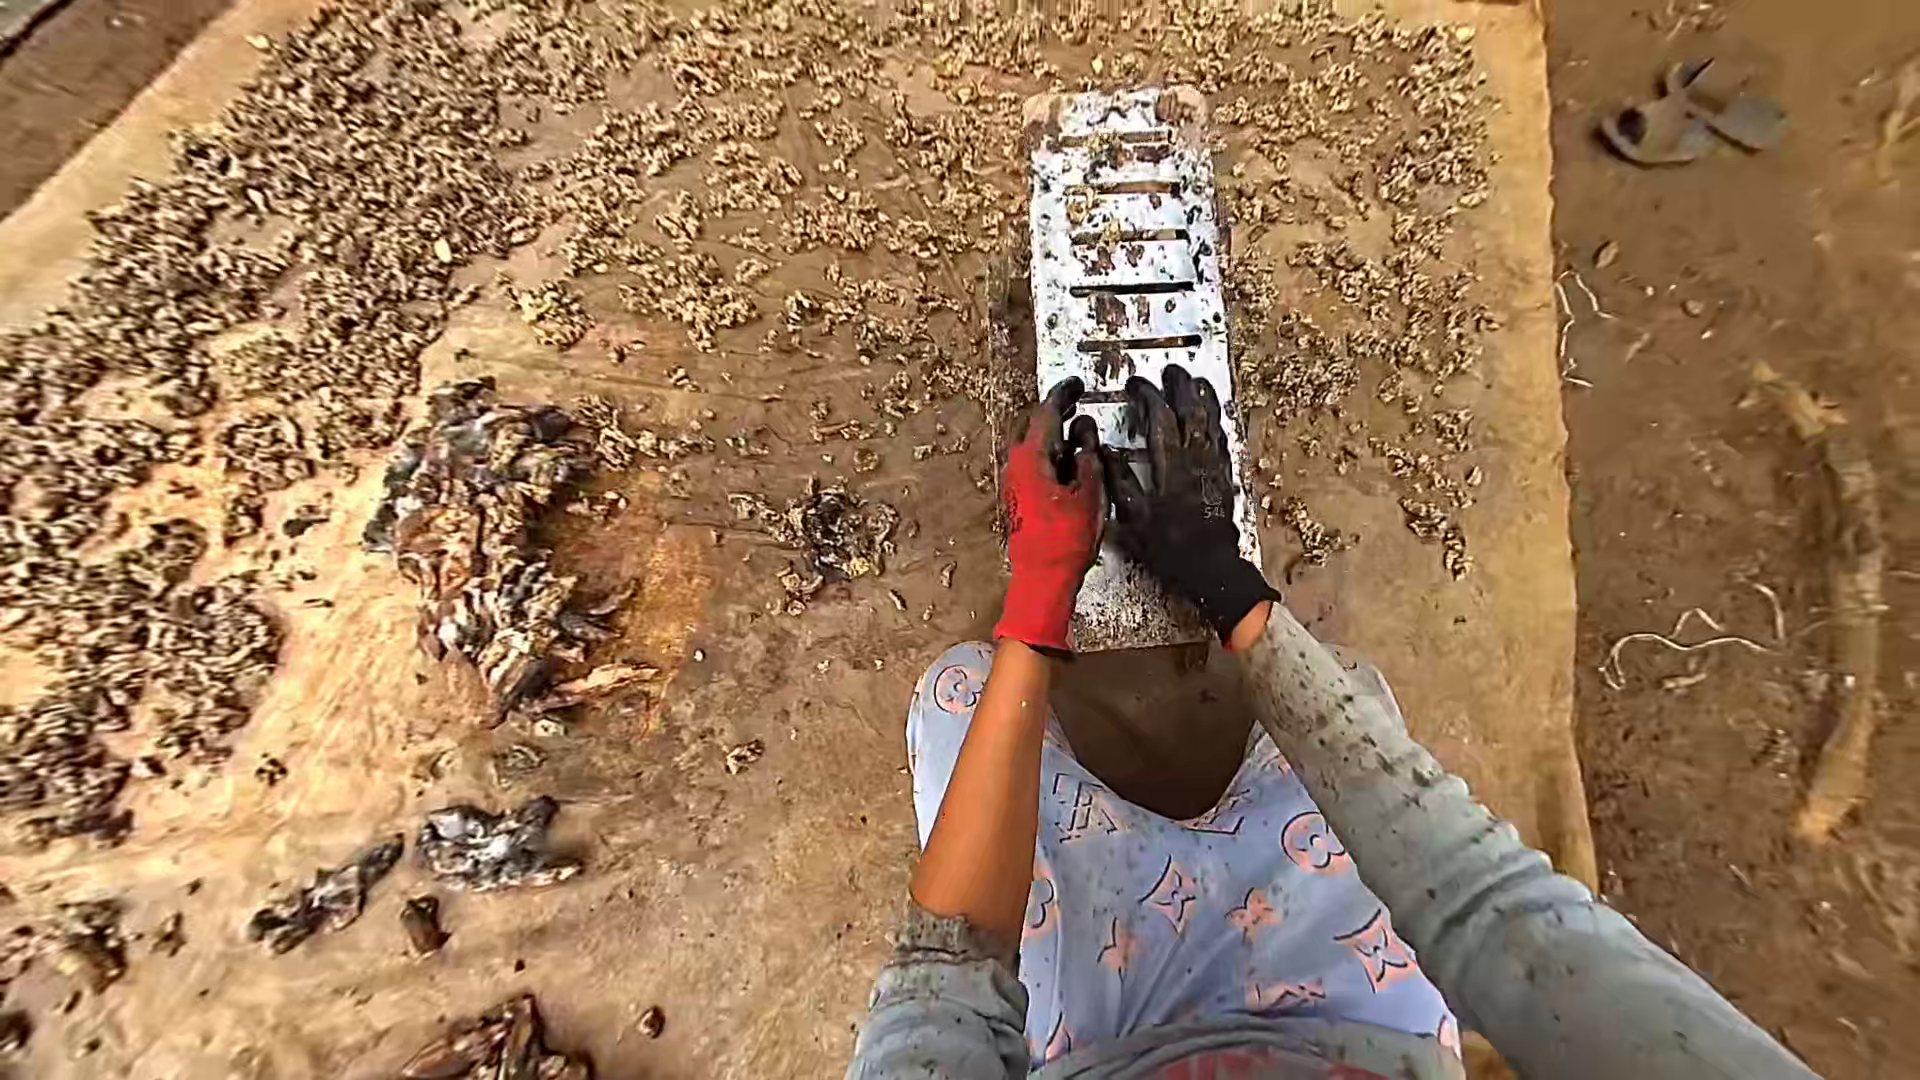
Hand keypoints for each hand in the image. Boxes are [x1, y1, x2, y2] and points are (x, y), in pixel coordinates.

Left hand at [993, 378, 1104, 651]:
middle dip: (1054, 412)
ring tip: (1076, 434)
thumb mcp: (1089, 497)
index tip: (1075, 385)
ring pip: (1029, 444)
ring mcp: (1013, 481)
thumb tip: (1085, 442)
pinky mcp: (1017, 496)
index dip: (1063, 395)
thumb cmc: (1064, 541)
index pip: (1046, 413)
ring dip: (1051, 435)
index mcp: (1032, 458)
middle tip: (1074, 404)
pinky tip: (1066, 463)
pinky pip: (1030, 462)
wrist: (1042, 577)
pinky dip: (1047, 454)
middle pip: (1031, 424)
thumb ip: (1087, 462)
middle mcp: (1015, 465)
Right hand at [1102, 365, 1278, 642]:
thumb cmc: (1168, 546)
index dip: (1148, 396)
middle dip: (1180, 387)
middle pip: (1191, 412)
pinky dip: (1217, 422)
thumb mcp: (1134, 517)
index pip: (1159, 419)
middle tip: (1171, 372)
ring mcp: (1213, 466)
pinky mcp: (1224, 476)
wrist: (1209, 566)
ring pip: (1211, 422)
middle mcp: (1195, 460)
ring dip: (1204, 398)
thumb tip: (1106, 453)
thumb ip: (1120, 481)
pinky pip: (1222, 440)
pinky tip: (1214, 417)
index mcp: (1170, 466)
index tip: (1137, 385)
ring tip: (1198, 381)